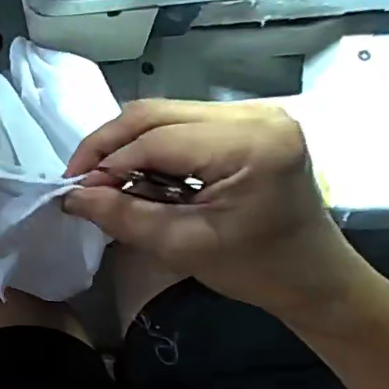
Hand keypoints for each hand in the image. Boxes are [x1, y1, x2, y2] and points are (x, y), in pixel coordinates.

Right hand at [62, 100, 366, 315]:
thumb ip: (124, 215)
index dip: (108, 162)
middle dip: (109, 145)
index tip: (75, 190)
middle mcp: (255, 113)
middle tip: (80, 179)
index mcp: (250, 144)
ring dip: (128, 145)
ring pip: (165, 113)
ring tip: (107, 181)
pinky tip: (140, 174)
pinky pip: (183, 123)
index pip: (157, 139)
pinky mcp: (248, 121)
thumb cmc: (257, 270)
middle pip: (157, 113)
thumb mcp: (184, 247)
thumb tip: (73, 196)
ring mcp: (254, 112)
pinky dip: (152, 147)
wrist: (315, 277)